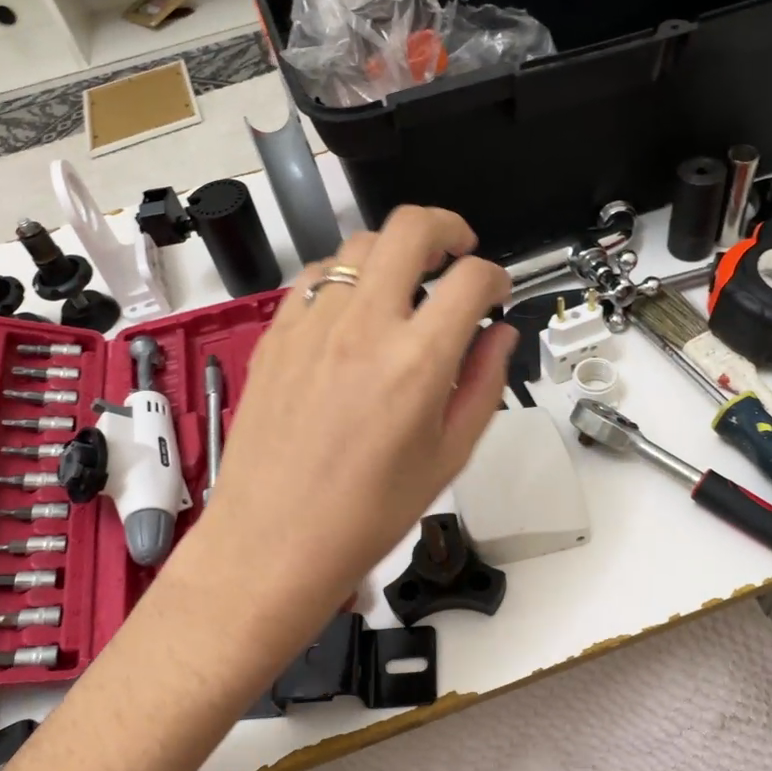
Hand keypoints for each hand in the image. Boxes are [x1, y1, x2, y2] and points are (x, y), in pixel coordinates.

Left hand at [185, 206, 515, 628]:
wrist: (272, 543)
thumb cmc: (364, 515)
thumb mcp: (447, 457)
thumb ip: (483, 384)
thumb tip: (499, 335)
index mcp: (417, 362)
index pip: (471, 278)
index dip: (496, 276)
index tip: (495, 291)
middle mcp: (364, 327)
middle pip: (411, 228)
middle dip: (447, 228)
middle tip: (458, 250)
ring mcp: (311, 325)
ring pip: (357, 245)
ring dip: (392, 252)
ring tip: (403, 283)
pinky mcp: (275, 336)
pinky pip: (311, 279)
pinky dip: (340, 279)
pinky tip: (349, 310)